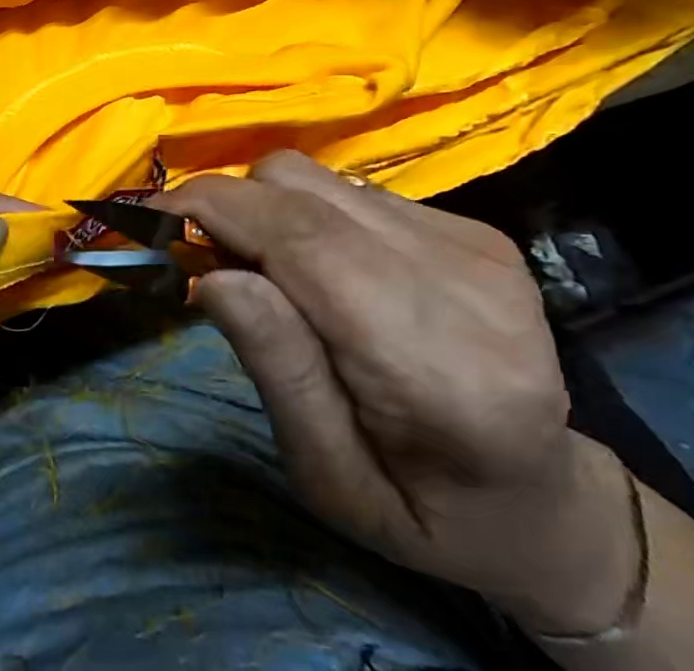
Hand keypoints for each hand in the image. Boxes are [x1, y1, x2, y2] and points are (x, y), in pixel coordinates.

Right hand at [158, 152, 639, 634]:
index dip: (216, 211)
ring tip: (258, 269)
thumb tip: (209, 275)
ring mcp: (477, 245)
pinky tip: (319, 270)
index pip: (306, 245)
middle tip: (196, 258)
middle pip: (307, 191)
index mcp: (437, 369)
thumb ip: (278, 370)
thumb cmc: (428, 514)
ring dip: (266, 210)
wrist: (545, 498)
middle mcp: (466, 284)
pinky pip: (353, 192)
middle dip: (227, 206)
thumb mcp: (330, 481)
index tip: (149, 218)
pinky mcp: (475, 228)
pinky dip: (309, 217)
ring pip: (323, 179)